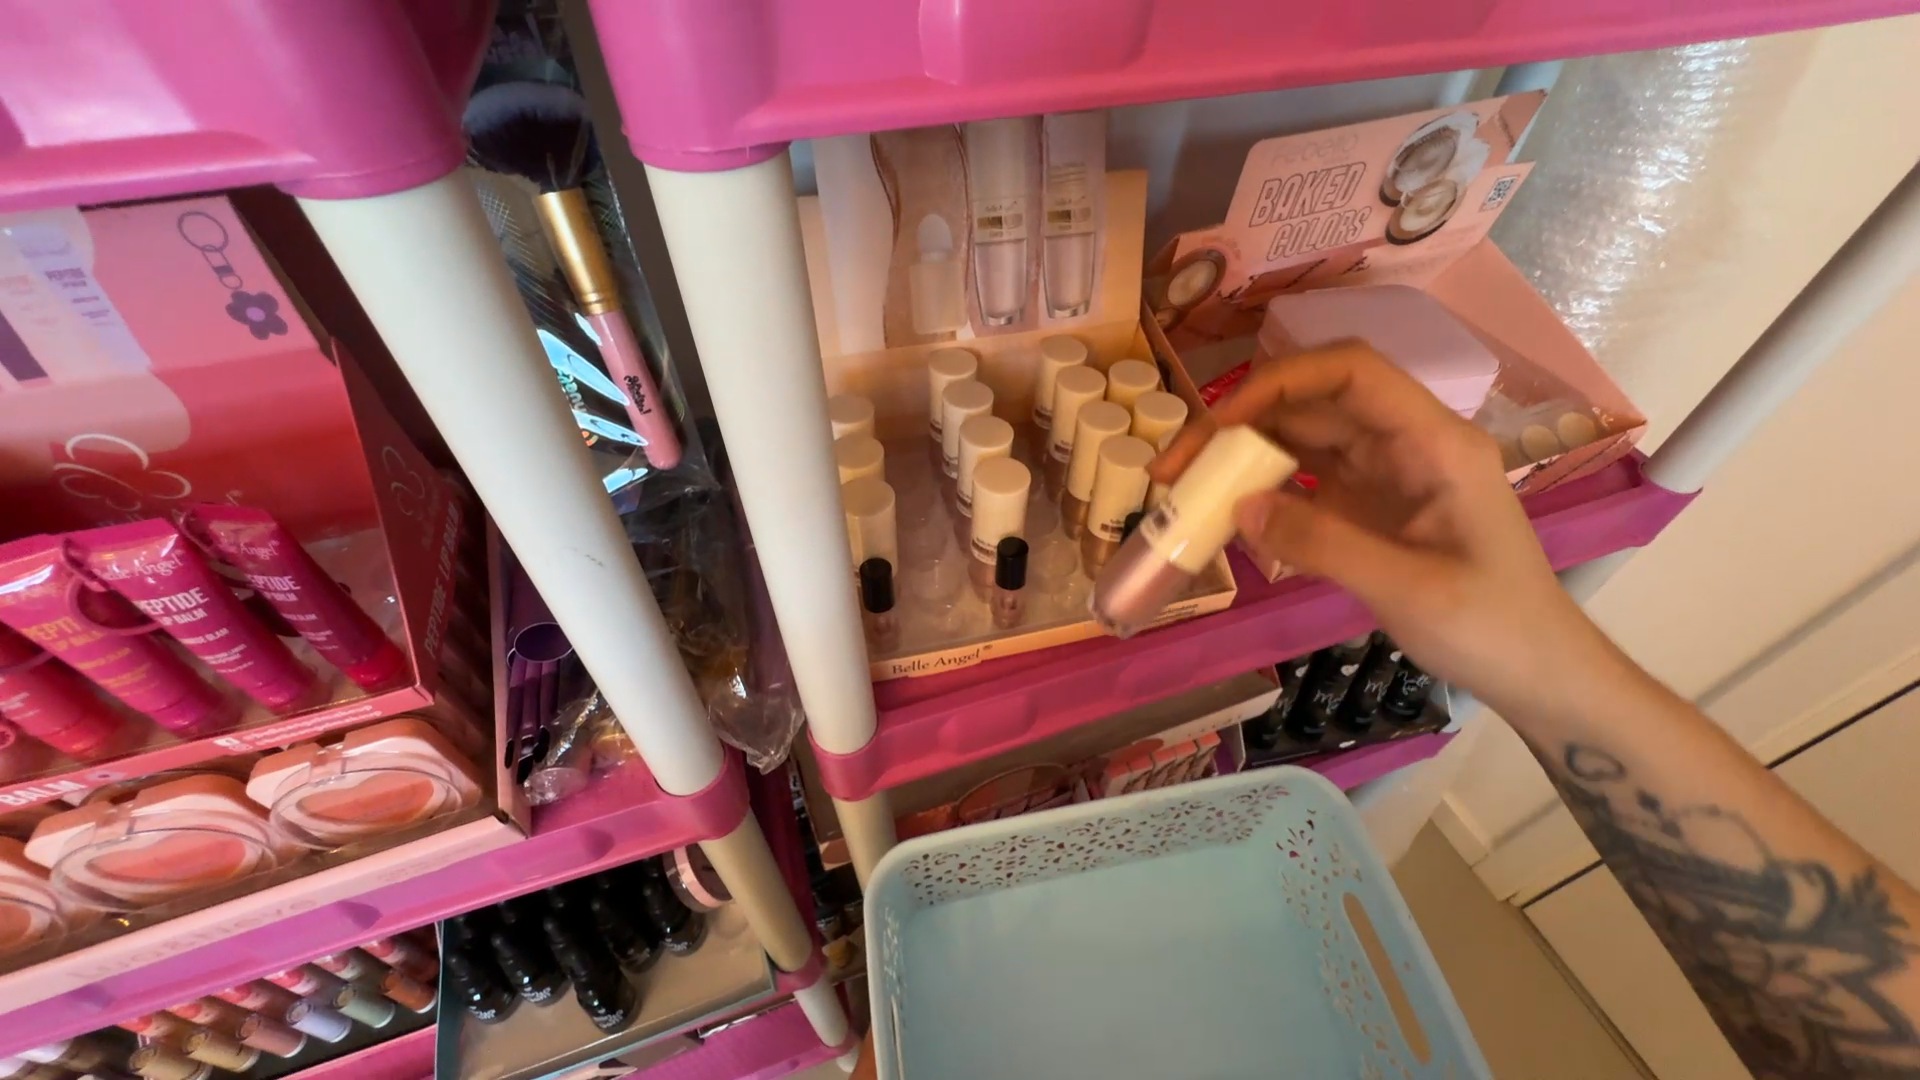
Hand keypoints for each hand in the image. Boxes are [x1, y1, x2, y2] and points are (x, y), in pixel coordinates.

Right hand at [1151, 342, 1610, 716]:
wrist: (1536, 672)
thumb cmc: (1492, 627)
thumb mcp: (1407, 590)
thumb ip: (1323, 544)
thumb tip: (1239, 507)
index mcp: (1432, 443)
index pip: (1350, 373)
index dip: (1278, 382)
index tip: (1218, 426)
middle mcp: (1404, 445)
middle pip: (1310, 405)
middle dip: (1237, 425)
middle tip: (1174, 470)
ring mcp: (1383, 475)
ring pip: (1299, 441)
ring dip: (1241, 457)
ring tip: (1186, 490)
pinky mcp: (1366, 507)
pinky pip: (1302, 482)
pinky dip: (1260, 492)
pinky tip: (1225, 515)